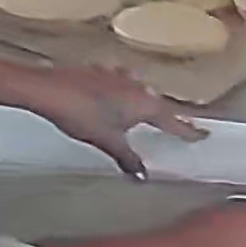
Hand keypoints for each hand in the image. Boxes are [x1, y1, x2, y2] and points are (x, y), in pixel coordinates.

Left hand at [27, 64, 207, 178]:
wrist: (41, 88)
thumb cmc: (80, 114)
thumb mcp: (107, 141)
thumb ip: (127, 158)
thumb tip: (142, 176)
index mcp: (149, 107)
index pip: (177, 124)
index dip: (190, 132)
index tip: (204, 135)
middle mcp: (141, 89)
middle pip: (162, 104)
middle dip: (169, 112)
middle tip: (176, 120)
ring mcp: (119, 76)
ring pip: (142, 87)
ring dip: (145, 95)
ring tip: (145, 99)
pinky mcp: (97, 69)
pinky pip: (117, 77)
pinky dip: (119, 83)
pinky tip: (112, 85)